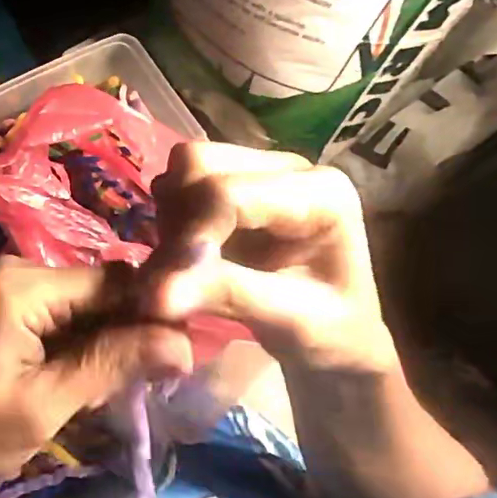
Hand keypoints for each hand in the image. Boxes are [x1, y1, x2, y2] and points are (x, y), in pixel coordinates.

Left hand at [0, 255, 193, 492]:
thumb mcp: (44, 407)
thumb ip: (110, 367)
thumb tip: (184, 343)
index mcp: (23, 284)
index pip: (113, 281)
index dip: (156, 310)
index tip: (189, 353)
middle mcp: (22, 268)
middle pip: (104, 288)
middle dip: (136, 329)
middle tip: (165, 377)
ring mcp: (18, 284)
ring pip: (93, 303)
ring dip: (117, 339)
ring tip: (138, 381)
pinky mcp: (17, 303)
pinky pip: (72, 313)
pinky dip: (92, 343)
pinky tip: (103, 374)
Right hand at [142, 142, 395, 375]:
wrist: (339, 335)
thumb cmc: (330, 333)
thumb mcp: (289, 322)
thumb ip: (226, 294)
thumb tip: (157, 292)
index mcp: (321, 193)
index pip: (229, 194)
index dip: (190, 235)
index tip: (166, 289)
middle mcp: (287, 167)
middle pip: (198, 162)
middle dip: (177, 219)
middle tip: (176, 274)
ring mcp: (257, 168)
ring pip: (182, 166)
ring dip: (170, 216)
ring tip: (185, 266)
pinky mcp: (232, 178)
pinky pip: (180, 182)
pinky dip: (171, 217)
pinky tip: (189, 254)